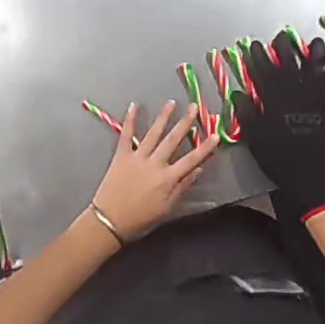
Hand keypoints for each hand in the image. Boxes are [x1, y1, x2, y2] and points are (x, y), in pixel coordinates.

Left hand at [89, 101, 219, 242]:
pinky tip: (134, 106)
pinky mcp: (121, 156)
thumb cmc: (141, 218)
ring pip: (153, 133)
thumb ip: (183, 187)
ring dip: (163, 117)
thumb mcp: (167, 207)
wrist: (110, 220)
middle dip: (185, 123)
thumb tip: (199, 170)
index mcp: (168, 178)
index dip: (205, 147)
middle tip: (193, 107)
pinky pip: (126, 135)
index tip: (215, 135)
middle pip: (173, 140)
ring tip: (171, 103)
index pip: (191, 159)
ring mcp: (137, 157)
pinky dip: (130, 120)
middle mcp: (155, 164)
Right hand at [233, 30, 324, 217]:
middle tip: (281, 36)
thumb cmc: (276, 153)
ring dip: (314, 53)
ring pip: (316, 67)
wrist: (306, 170)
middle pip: (291, 61)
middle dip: (285, 46)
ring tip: (314, 42)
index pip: (263, 69)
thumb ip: (246, 111)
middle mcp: (295, 90)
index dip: (257, 55)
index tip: (253, 45)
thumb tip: (239, 94)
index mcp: (274, 96)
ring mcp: (314, 96)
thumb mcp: (253, 133)